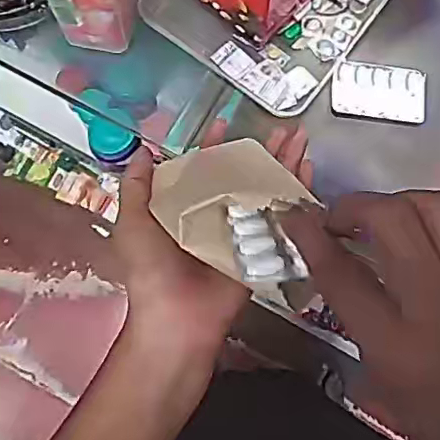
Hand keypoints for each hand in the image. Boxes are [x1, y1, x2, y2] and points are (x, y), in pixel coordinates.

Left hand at [113, 123, 310, 359]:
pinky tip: (309, 170)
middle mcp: (215, 215)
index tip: (225, 123)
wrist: (175, 317)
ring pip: (266, 190)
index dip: (214, 145)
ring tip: (301, 138)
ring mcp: (241, 231)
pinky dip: (297, 194)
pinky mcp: (261, 248)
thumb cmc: (149, 269)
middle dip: (263, 149)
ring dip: (285, 163)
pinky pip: (281, 218)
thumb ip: (136, 187)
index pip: (204, 168)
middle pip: (243, 174)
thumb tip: (142, 152)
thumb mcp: (131, 223)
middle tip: (283, 127)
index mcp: (184, 208)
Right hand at [282, 192, 439, 439]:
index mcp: (397, 347)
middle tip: (338, 220)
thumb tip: (327, 262)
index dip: (312, 237)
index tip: (294, 218)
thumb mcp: (380, 384)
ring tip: (381, 217)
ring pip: (436, 207)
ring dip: (398, 201)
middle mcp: (439, 305)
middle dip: (354, 207)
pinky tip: (422, 223)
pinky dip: (437, 209)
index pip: (344, 275)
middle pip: (392, 222)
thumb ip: (353, 320)